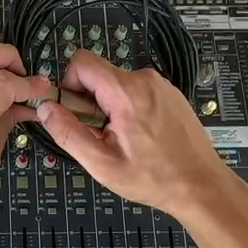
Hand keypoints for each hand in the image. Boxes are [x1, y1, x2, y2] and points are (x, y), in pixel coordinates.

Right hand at [36, 48, 237, 219]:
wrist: (203, 187)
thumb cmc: (153, 178)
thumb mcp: (102, 164)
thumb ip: (68, 133)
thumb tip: (45, 107)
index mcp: (126, 91)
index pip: (82, 61)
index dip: (69, 84)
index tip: (75, 113)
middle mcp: (144, 78)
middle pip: (99, 74)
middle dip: (90, 101)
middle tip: (101, 135)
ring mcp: (161, 84)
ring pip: (117, 84)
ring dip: (110, 106)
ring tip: (124, 140)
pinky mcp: (171, 93)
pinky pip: (137, 90)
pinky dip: (130, 108)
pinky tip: (142, 137)